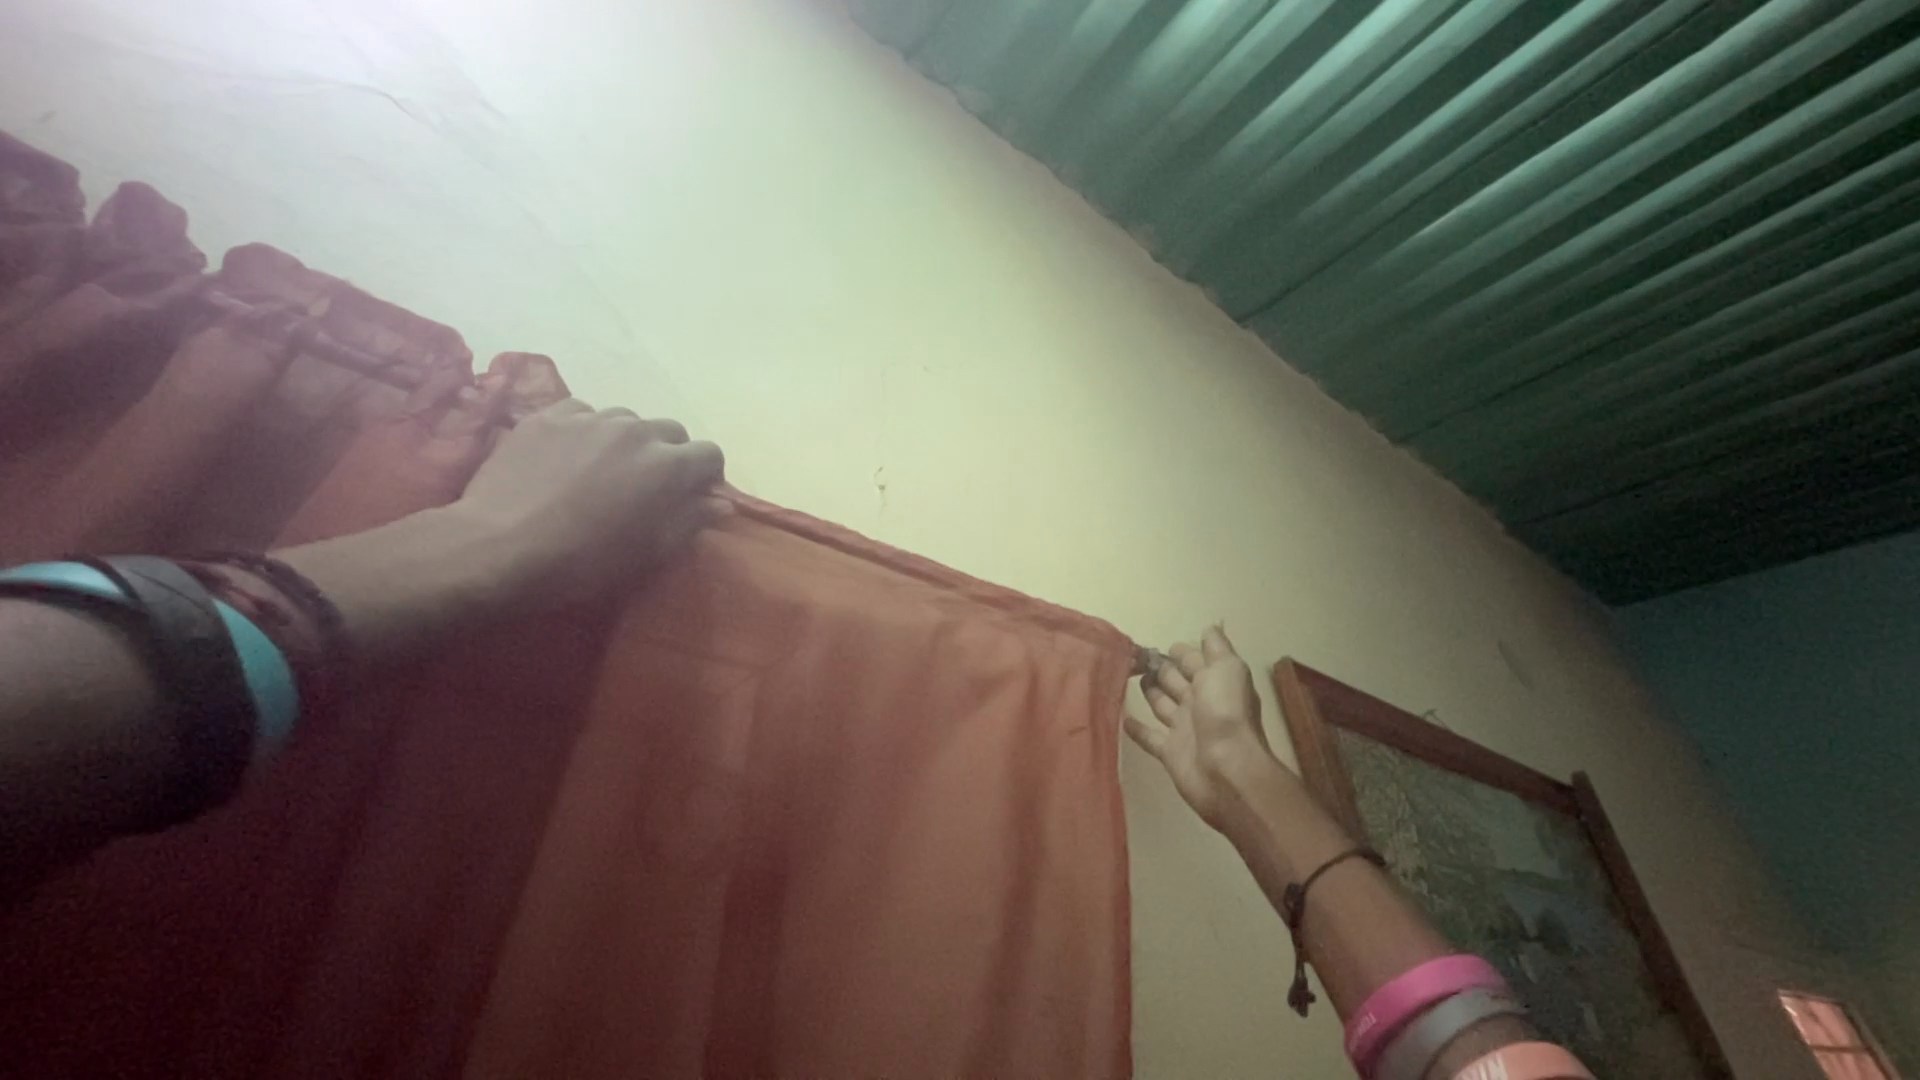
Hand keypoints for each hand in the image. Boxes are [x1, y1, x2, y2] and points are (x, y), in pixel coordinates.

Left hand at [441, 398, 727, 606]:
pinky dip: (587, 432)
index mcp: (669, 465)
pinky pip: (582, 414)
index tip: (693, 497)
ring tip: (604, 471)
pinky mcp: (548, 415)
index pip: (709, 453)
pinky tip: (569, 458)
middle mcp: (637, 430)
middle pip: (671, 431)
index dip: (706, 476)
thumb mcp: (651, 550)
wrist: (500, 547)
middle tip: (648, 487)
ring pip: (626, 420)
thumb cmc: (587, 560)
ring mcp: (590, 418)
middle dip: (669, 455)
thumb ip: (692, 519)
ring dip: (627, 442)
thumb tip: (721, 503)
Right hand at [1124, 625, 1285, 833]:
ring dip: (1150, 692)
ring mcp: (1185, 729)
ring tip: (1129, 678)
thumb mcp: (1227, 668)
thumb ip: (1217, 648)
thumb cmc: (1225, 712)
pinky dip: (1137, 729)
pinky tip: (1121, 718)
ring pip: (1163, 705)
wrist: (1226, 768)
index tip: (1160, 645)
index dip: (1181, 652)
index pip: (1195, 661)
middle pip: (1177, 681)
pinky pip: (1150, 737)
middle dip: (1161, 669)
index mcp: (1215, 682)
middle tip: (1136, 658)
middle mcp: (1200, 703)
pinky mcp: (1170, 752)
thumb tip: (1209, 628)